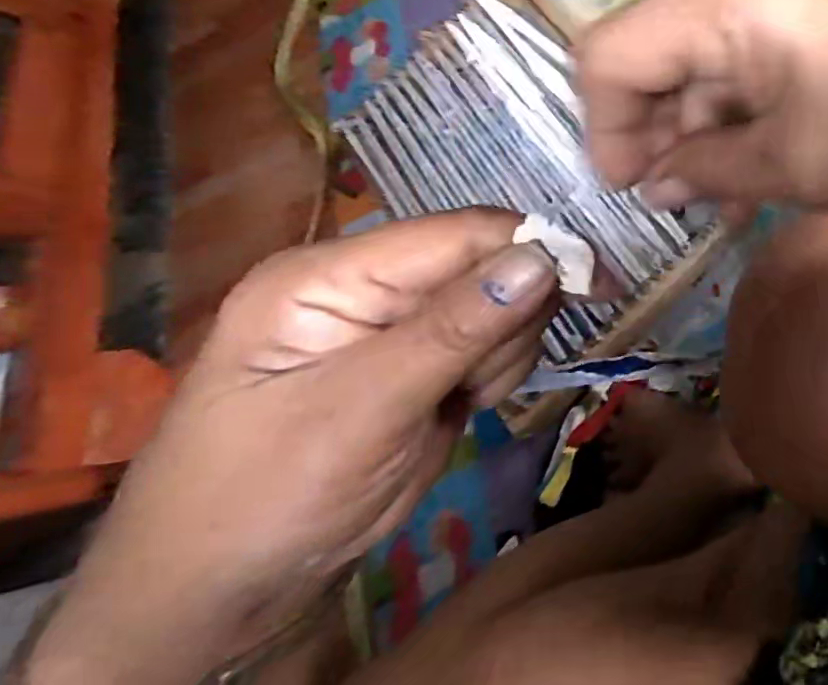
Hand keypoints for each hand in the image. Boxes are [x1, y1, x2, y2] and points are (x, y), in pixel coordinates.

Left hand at [28, 210, 560, 684]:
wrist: (229, 595)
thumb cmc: (262, 497)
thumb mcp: (360, 411)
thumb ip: (454, 329)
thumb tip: (543, 258)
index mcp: (332, 275)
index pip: (461, 232)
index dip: (534, 248)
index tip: (598, 282)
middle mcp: (374, 284)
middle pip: (495, 261)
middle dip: (511, 316)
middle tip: (480, 377)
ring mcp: (405, 320)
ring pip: (511, 299)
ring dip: (507, 350)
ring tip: (459, 399)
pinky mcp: (433, 354)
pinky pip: (504, 336)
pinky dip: (502, 370)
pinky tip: (462, 403)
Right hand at [578, 0, 827, 211]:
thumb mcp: (782, 166)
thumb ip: (699, 170)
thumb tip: (653, 181)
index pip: (612, 52)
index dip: (605, 126)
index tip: (630, 188)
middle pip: (656, 52)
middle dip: (655, 130)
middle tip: (671, 197)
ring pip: (704, 64)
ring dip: (701, 131)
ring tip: (714, 199)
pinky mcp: (810, 17)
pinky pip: (749, 63)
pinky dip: (740, 115)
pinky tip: (749, 175)